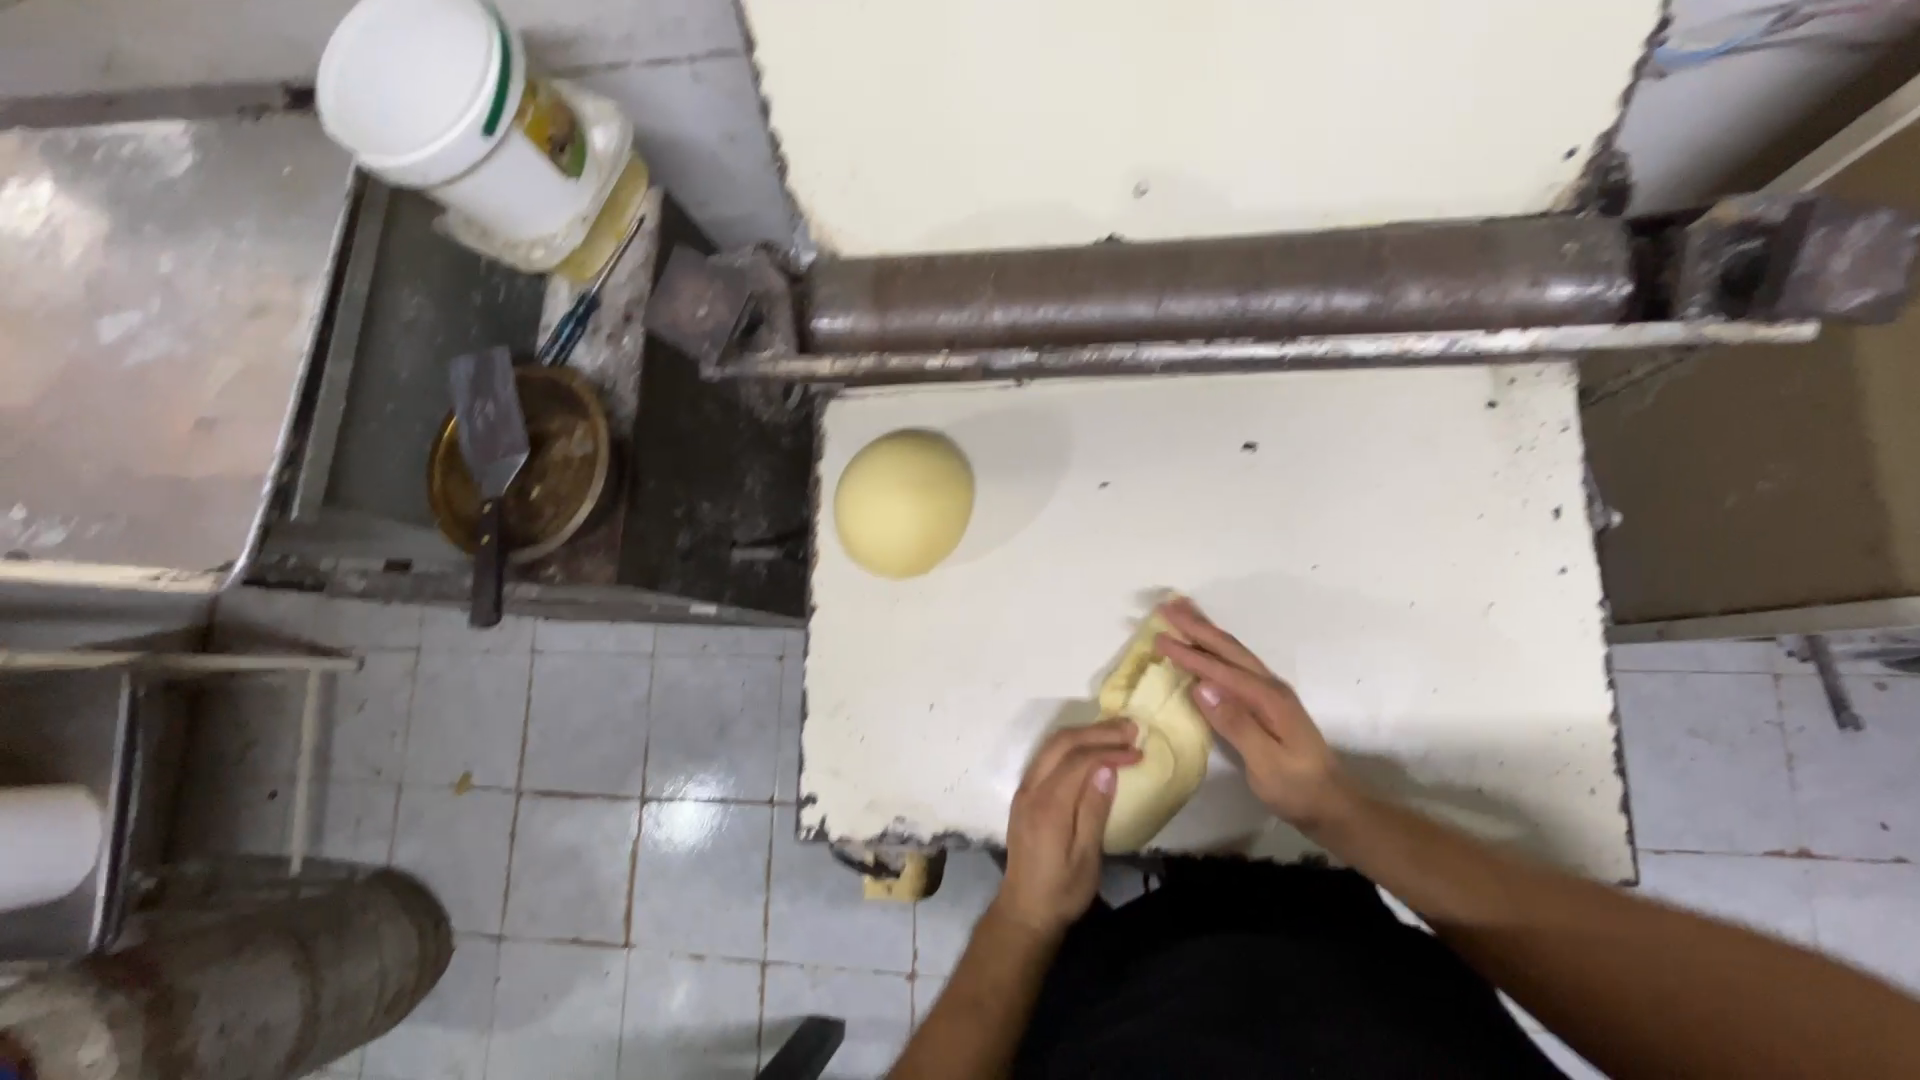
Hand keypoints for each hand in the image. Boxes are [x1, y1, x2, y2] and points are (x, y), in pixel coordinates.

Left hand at [993, 720, 1140, 936]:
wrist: (1024, 909)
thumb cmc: (1062, 890)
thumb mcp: (1086, 857)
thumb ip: (1094, 810)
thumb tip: (1107, 769)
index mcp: (1048, 805)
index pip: (1079, 761)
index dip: (1110, 751)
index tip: (1139, 752)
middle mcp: (1031, 789)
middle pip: (1062, 743)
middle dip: (1098, 732)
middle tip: (1131, 729)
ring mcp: (1024, 790)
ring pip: (1052, 746)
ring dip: (1084, 734)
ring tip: (1116, 733)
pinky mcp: (1025, 795)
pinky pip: (1047, 757)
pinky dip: (1071, 746)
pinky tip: (1092, 749)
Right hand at [1155, 598, 1348, 829]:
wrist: (1331, 804)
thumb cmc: (1296, 787)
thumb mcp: (1265, 763)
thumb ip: (1235, 724)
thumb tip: (1202, 687)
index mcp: (1268, 699)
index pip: (1221, 669)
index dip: (1189, 653)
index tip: (1159, 638)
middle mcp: (1270, 687)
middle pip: (1229, 649)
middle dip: (1197, 627)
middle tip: (1168, 606)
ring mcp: (1270, 693)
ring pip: (1233, 653)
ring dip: (1207, 632)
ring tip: (1184, 612)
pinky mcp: (1266, 702)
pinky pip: (1235, 665)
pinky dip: (1216, 649)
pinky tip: (1206, 647)